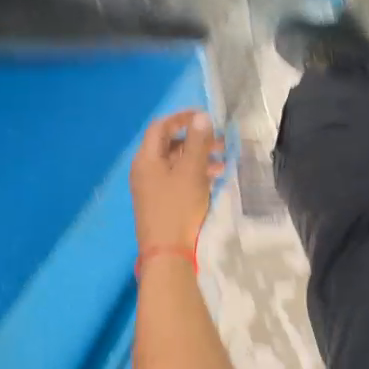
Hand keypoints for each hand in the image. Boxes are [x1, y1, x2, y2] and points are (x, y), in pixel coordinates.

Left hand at [130, 110, 224, 252]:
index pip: (161, 127)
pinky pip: (178, 178)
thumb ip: (198, 142)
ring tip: (223, 162)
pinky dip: (195, 173)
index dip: (183, 118)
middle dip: (196, 140)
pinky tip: (214, 179)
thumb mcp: (192, 172)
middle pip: (170, 144)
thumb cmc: (178, 207)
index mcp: (147, 159)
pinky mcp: (161, 201)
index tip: (207, 118)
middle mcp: (145, 169)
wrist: (167, 251)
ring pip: (176, 162)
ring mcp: (152, 186)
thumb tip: (201, 116)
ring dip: (199, 157)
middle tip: (221, 142)